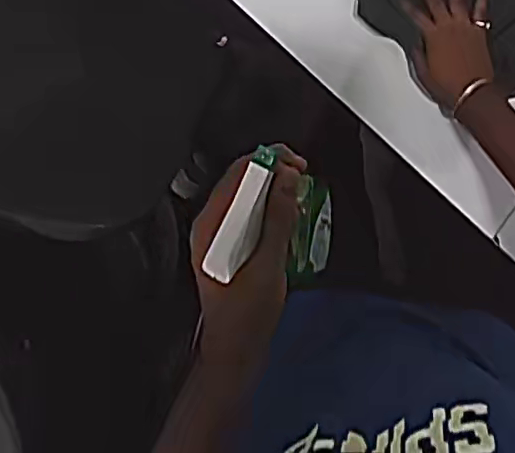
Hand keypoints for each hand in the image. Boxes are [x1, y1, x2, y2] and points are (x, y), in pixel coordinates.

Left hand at [190, 145, 306, 367]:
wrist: (234, 354)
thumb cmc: (247, 317)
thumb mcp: (268, 265)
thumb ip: (278, 218)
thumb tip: (287, 177)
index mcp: (211, 227)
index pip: (238, 173)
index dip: (270, 160)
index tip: (297, 164)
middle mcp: (210, 225)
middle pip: (243, 178)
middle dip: (276, 171)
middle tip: (303, 176)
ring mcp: (219, 234)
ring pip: (249, 192)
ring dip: (277, 187)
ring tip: (299, 195)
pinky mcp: (231, 243)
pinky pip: (251, 209)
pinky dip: (273, 204)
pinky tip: (289, 215)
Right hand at [404, 0, 500, 115]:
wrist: (472, 93)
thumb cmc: (448, 86)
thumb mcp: (424, 73)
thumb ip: (419, 56)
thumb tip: (415, 46)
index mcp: (432, 36)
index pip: (416, 16)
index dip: (407, 5)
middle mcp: (448, 27)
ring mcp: (465, 26)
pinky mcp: (479, 31)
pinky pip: (481, 10)